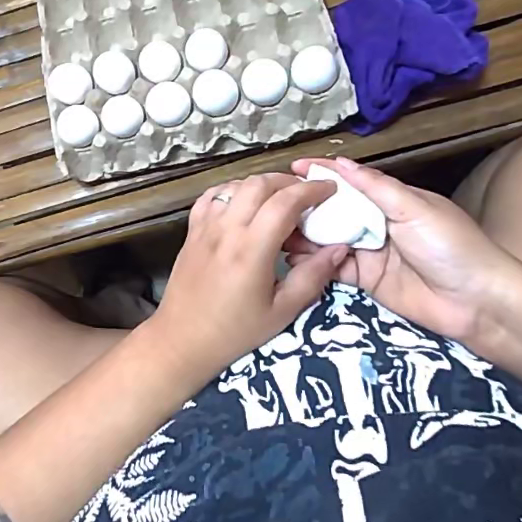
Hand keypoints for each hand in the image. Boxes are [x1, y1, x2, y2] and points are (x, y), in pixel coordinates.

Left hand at [145, 173, 349, 379]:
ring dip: (262, 186)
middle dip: (289, 182)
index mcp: (251, 249)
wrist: (182, 338)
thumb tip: (339, 248)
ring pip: (235, 186)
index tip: (329, 190)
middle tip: (308, 196)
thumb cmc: (234, 332)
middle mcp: (226, 229)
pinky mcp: (192, 230)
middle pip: (259, 184)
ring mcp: (205, 227)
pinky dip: (233, 192)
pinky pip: (212, 197)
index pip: (284, 202)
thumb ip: (312, 276)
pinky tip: (245, 205)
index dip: (311, 190)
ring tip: (280, 202)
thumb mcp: (282, 311)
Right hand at [283, 157, 521, 350]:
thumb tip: (341, 164)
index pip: (350, 181)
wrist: (478, 304)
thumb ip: (377, 188)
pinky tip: (293, 255)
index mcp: (391, 200)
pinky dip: (313, 261)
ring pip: (328, 237)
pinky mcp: (364, 279)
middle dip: (305, 205)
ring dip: (305, 233)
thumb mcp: (415, 209)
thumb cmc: (452, 247)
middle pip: (333, 209)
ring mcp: (368, 252)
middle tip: (273, 204)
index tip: (293, 169)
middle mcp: (376, 222)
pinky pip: (332, 266)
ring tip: (277, 230)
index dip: (322, 173)